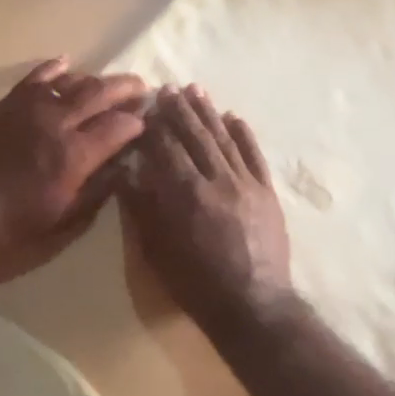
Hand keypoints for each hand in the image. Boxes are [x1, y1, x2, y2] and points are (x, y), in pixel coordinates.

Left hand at [0, 58, 148, 287]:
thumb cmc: (16, 223)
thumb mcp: (66, 218)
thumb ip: (98, 188)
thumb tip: (122, 166)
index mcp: (76, 154)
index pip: (119, 126)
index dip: (137, 121)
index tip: (146, 121)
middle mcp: (59, 122)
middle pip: (102, 93)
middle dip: (127, 89)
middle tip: (142, 89)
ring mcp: (32, 106)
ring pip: (75, 81)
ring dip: (97, 80)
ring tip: (110, 84)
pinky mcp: (10, 101)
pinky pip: (38, 76)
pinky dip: (56, 67)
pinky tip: (68, 63)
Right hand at [119, 85, 295, 329]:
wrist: (253, 307)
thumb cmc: (196, 283)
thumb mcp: (157, 249)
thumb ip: (143, 207)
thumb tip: (127, 172)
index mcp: (187, 194)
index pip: (168, 148)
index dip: (156, 126)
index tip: (146, 107)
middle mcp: (217, 180)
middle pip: (196, 137)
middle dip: (180, 110)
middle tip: (168, 88)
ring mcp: (246, 184)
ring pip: (224, 140)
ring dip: (208, 113)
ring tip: (196, 90)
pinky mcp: (267, 193)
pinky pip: (254, 156)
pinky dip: (244, 135)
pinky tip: (234, 117)